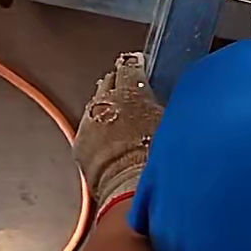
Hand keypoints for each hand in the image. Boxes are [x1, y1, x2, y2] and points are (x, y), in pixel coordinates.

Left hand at [72, 52, 162, 208]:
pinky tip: (105, 138)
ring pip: (95, 105)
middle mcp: (106, 101)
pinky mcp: (80, 144)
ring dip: (105, 107)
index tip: (137, 62)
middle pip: (108, 82)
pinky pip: (87, 129)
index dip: (134, 63)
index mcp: (131, 90)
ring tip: (116, 114)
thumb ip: (161, 105)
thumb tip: (164, 103)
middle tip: (126, 86)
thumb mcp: (170, 122)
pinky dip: (96, 130)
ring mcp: (89, 122)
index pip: (129, 66)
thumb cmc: (156, 157)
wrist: (130, 187)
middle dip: (117, 83)